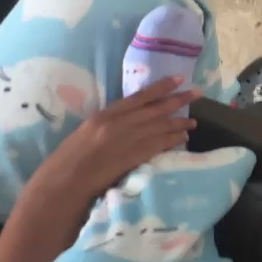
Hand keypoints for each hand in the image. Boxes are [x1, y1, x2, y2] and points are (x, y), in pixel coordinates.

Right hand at [22, 77, 199, 210]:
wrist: (63, 183)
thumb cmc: (68, 158)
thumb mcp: (86, 131)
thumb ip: (111, 121)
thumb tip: (134, 114)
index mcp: (104, 115)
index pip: (140, 96)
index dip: (162, 86)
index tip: (179, 78)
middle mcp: (121, 123)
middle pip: (158, 108)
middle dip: (180, 99)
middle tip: (199, 93)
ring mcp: (131, 139)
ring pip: (164, 125)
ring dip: (181, 122)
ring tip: (193, 122)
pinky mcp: (138, 155)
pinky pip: (163, 143)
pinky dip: (175, 139)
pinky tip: (183, 138)